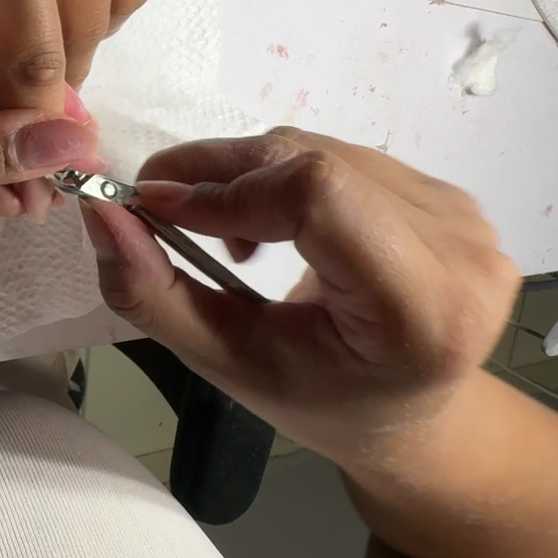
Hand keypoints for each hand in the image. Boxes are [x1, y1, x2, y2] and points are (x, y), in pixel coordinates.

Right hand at [79, 128, 519, 464]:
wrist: (408, 411)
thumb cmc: (314, 398)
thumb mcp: (216, 360)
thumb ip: (146, 290)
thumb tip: (99, 210)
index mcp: (420, 309)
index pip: (316, 194)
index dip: (221, 189)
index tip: (153, 209)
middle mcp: (459, 248)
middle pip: (305, 159)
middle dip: (211, 173)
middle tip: (161, 212)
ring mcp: (458, 212)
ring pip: (307, 147)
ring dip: (236, 174)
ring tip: (220, 233)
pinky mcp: (439, 192)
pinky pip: (325, 151)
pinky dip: (268, 174)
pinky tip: (264, 222)